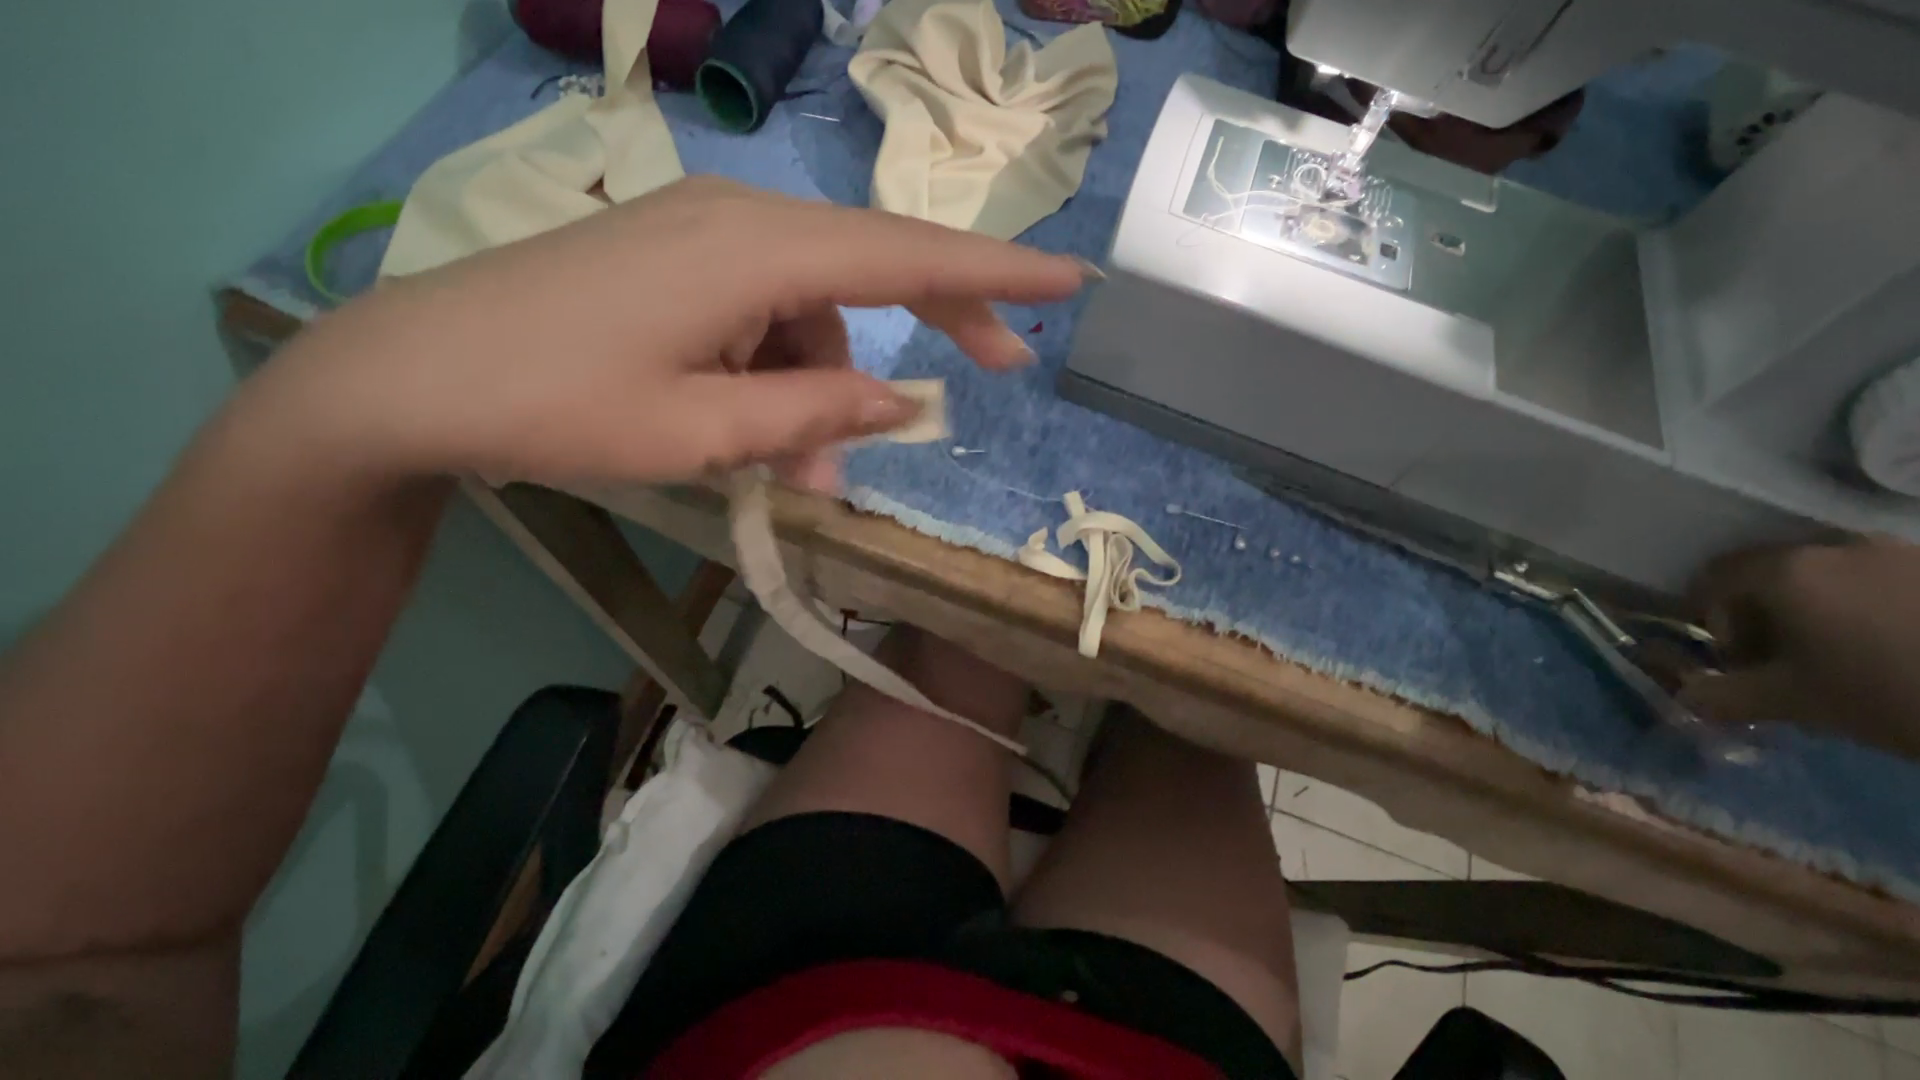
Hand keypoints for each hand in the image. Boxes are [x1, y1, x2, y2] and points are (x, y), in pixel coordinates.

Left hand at [242, 177, 1088, 491]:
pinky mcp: (672, 253)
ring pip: (809, 302)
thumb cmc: (556, 405)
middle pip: (870, 265)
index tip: (1069, 281)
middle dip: (932, 323)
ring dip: (825, 379)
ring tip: (797, 468)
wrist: (408, 375)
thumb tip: (901, 399)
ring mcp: (701, 229)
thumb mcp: (700, 431)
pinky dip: (777, 365)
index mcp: (755, 250)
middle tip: (996, 369)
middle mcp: (739, 217)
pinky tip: (750, 421)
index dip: (992, 274)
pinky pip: (760, 305)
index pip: (905, 255)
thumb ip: (814, 412)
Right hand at [1678, 538, 1919, 758]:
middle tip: (1784, 664)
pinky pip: (1883, 583)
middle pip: (1773, 573)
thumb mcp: (1796, 705)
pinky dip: (1869, 610)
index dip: (1708, 618)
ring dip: (1820, 612)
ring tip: (1845, 660)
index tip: (1732, 660)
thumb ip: (1724, 697)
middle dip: (1764, 615)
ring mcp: (1900, 553)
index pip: (1714, 579)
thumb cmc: (1890, 692)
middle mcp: (1836, 547)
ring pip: (1831, 577)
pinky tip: (1895, 650)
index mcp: (1786, 571)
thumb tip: (1684, 696)